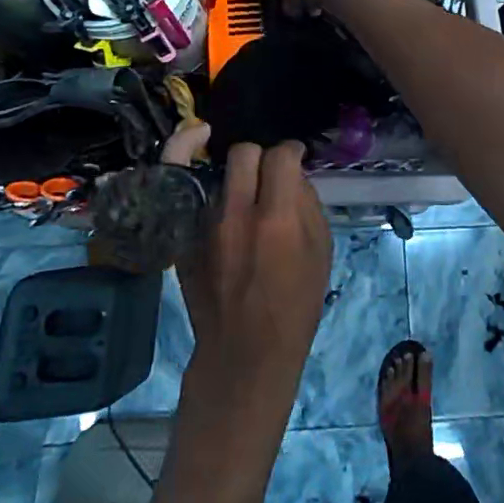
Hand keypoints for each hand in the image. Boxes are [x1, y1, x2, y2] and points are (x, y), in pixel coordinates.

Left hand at [176, 137, 332, 416]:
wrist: (245, 351)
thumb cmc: (295, 305)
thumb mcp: (321, 252)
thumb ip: (307, 205)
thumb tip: (293, 174)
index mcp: (276, 220)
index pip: (280, 156)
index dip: (291, 151)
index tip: (294, 158)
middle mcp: (235, 215)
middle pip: (241, 152)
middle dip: (259, 155)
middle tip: (267, 172)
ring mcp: (203, 226)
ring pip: (216, 174)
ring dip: (235, 178)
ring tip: (247, 195)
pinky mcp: (182, 239)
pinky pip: (196, 199)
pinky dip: (212, 196)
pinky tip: (224, 208)